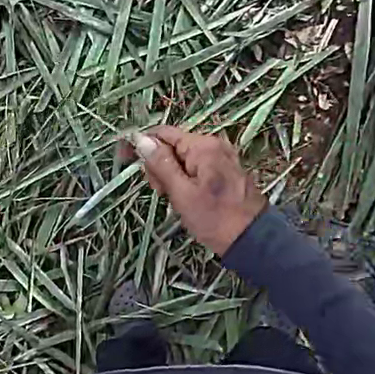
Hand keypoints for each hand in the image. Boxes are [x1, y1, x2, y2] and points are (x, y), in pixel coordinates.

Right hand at [125, 126, 265, 255]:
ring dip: (170, 177)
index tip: (123, 159)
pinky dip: (184, 180)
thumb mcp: (181, 192)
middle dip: (159, 166)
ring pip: (181, 159)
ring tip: (175, 199)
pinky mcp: (224, 171)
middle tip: (162, 192)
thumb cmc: (214, 218)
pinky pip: (195, 168)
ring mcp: (221, 157)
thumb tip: (141, 139)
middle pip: (172, 146)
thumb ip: (161, 164)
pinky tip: (186, 198)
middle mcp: (214, 145)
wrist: (251, 240)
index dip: (141, 144)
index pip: (163, 133)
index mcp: (203, 146)